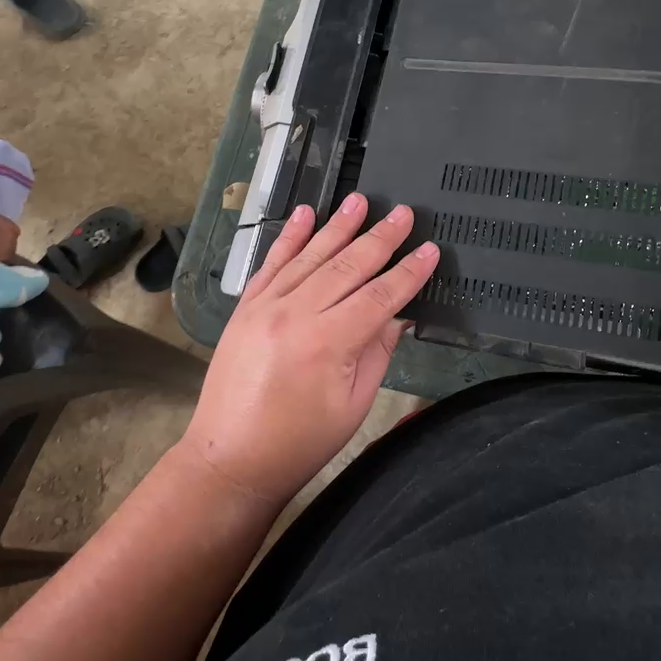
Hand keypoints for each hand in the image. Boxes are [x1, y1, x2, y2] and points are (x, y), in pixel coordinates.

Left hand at [180, 194, 438, 506]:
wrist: (230, 460)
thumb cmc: (300, 443)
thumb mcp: (353, 405)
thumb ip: (378, 352)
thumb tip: (399, 313)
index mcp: (328, 343)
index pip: (379, 296)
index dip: (409, 273)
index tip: (430, 250)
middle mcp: (296, 314)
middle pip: (348, 266)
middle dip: (380, 238)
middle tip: (404, 213)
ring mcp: (266, 307)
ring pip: (310, 256)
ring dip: (338, 226)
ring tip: (361, 200)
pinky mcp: (246, 308)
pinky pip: (271, 263)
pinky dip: (290, 237)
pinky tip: (305, 214)